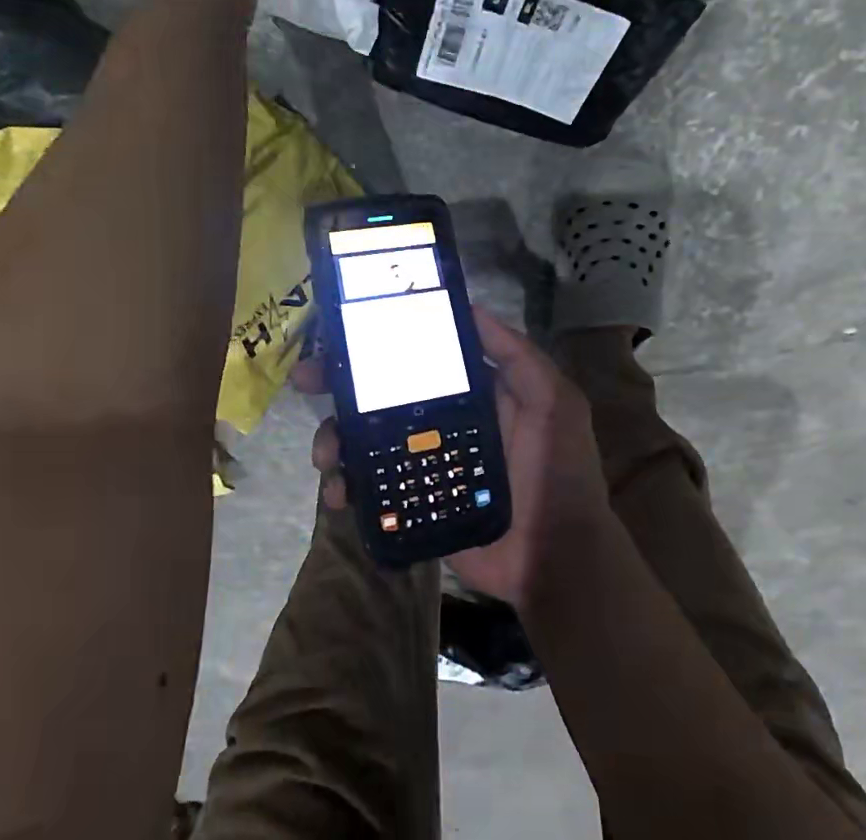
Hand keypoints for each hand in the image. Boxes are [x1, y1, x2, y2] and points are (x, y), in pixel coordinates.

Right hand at [291, 308, 613, 604]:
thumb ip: (519, 358)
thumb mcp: (554, 403)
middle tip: (306, 380)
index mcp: (473, 396)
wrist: (556, 557)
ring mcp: (425, 465)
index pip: (420, 360)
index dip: (383, 344)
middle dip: (341, 386)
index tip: (345, 335)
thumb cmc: (559, 473)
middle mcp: (444, 424)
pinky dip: (346, 486)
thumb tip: (471, 309)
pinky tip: (339, 493)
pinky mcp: (414, 505)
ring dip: (335, 438)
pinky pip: (370, 489)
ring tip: (327, 454)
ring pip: (366, 441)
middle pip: (381, 397)